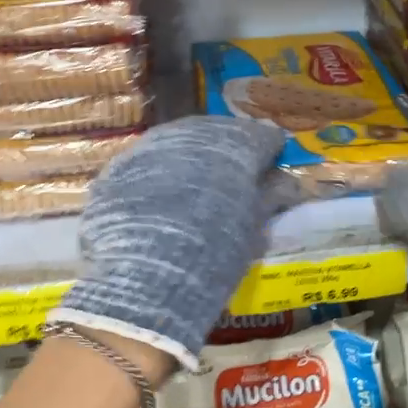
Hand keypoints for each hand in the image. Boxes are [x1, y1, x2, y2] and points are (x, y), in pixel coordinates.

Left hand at [51, 117, 291, 372]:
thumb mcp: (253, 227)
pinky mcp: (119, 169)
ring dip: (192, 163)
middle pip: (218, 135)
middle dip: (229, 154)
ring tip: (195, 194)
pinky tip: (159, 206)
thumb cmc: (216, 248)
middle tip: (234, 182)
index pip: (262, 136)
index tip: (271, 171)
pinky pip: (148, 166)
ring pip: (180, 146)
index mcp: (234, 143)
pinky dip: (159, 179)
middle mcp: (192, 134)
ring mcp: (151, 147)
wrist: (146, 273)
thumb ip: (272, 197)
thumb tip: (289, 185)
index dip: (269, 153)